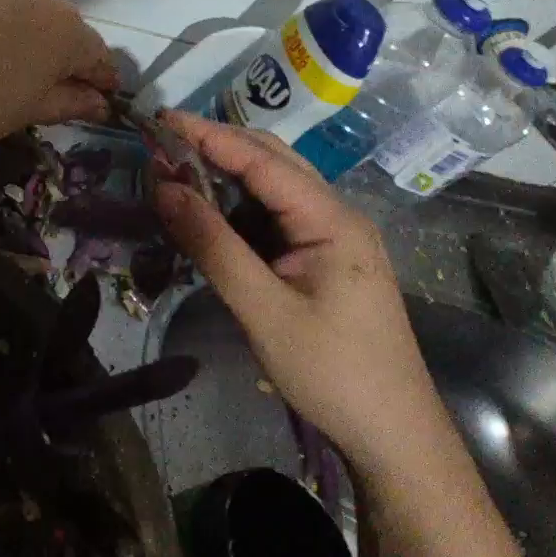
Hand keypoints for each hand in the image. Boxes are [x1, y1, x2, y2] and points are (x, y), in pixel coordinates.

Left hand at [0, 0, 117, 162]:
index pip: (95, 53)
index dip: (96, 77)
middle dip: (54, 52)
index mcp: (64, 27)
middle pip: (57, 23)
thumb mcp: (21, 112)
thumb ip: (66, 100)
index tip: (96, 95)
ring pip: (18, 4)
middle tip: (33, 86)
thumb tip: (97, 100)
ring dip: (16, 31)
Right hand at [151, 114, 453, 468]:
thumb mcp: (262, 310)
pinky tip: (207, 211)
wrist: (395, 438)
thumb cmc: (332, 372)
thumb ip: (212, 244)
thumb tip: (163, 187)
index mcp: (331, 220)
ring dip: (224, 174)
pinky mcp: (323, 259)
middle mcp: (336, 216)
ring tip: (173, 172)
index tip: (160, 118)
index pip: (261, 160)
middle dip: (216, 145)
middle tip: (161, 143)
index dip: (208, 135)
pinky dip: (237, 206)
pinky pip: (275, 216)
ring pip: (273, 187)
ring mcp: (332, 238)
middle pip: (271, 161)